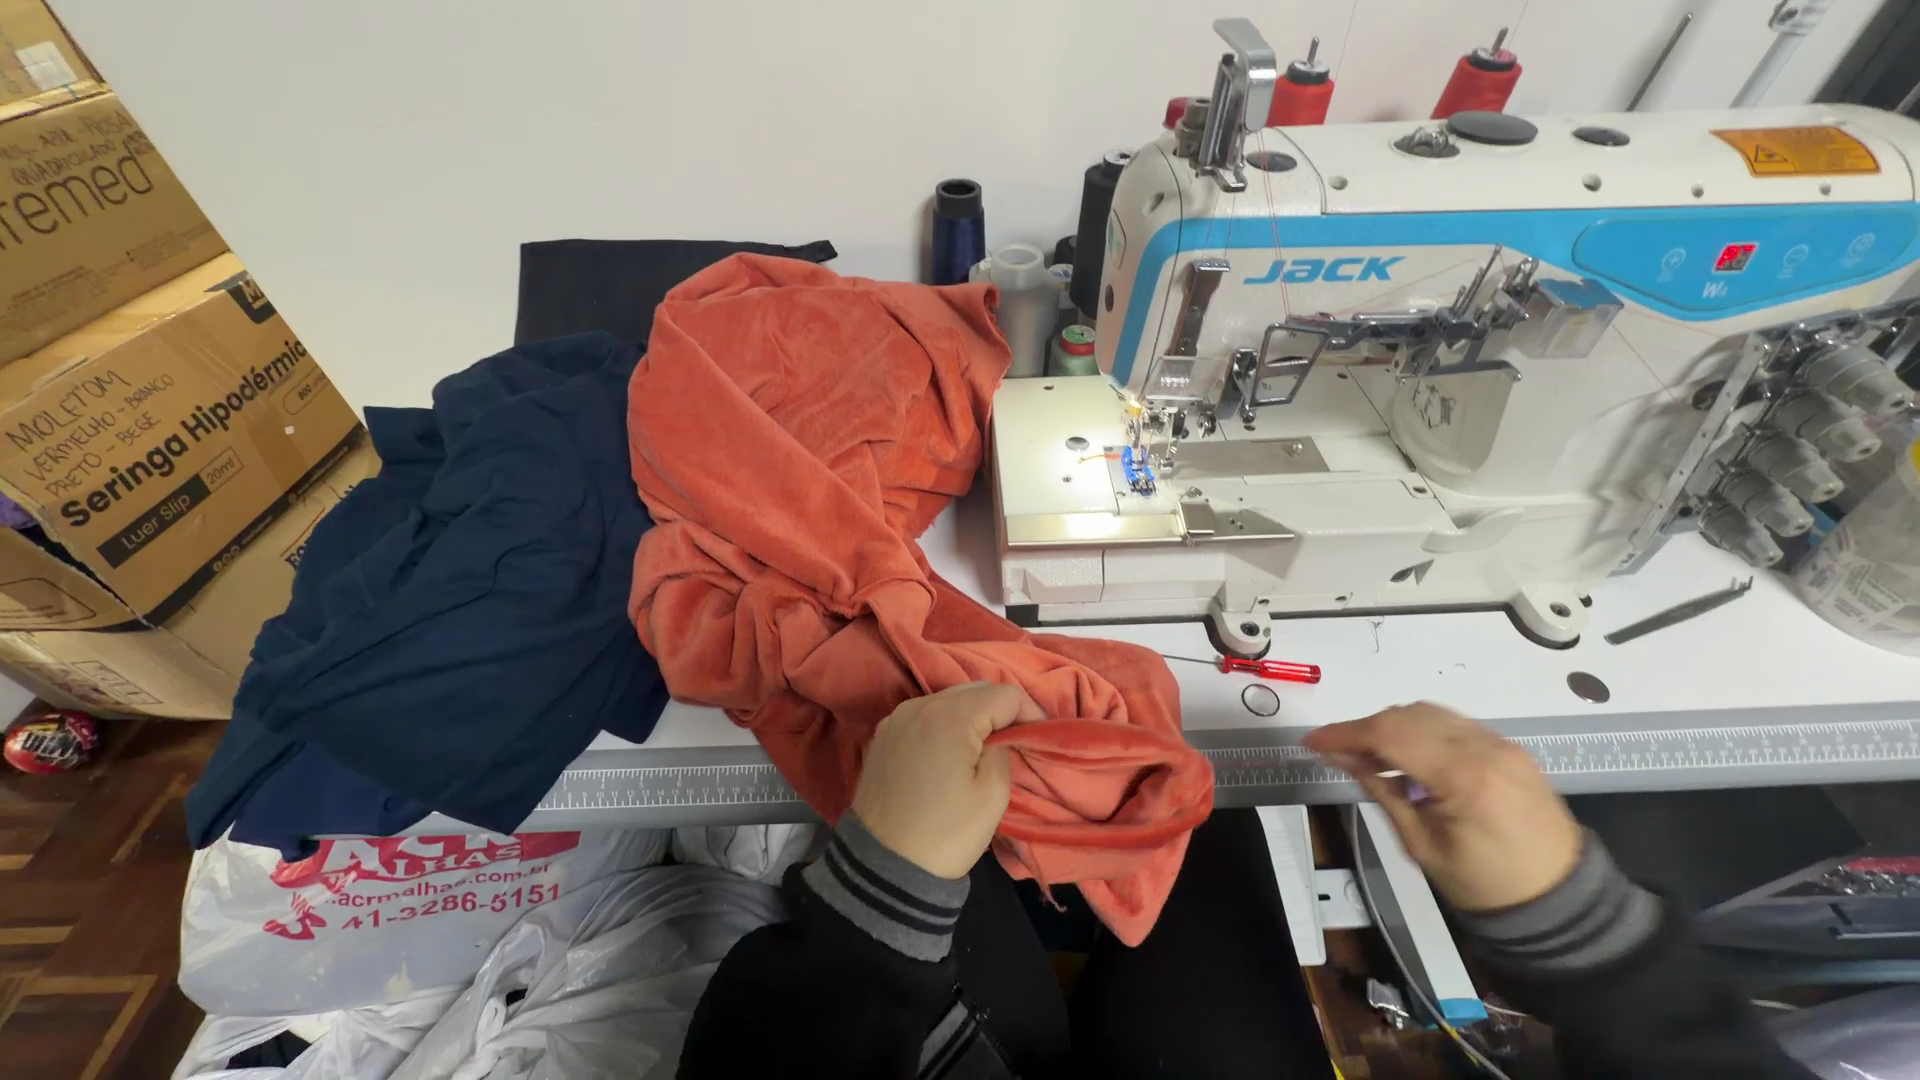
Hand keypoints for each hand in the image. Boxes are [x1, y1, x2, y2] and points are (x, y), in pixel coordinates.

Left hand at [851, 682, 1043, 878]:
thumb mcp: (993, 795)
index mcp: (950, 716)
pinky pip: (925, 713)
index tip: (1039, 738)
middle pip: (976, 689)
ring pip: (949, 698)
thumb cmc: (945, 834)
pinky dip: (946, 722)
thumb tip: (1002, 736)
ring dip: (973, 714)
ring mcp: (897, 717)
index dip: (1030, 712)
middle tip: (1018, 740)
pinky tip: (953, 749)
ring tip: (987, 745)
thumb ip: (1005, 750)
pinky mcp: (884, 734)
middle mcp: (920, 705)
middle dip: (1002, 709)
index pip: (1005, 694)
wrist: (882, 867)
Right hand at [1303, 703, 1582, 911]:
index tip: (1311, 742)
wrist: (1562, 903)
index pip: (1389, 735)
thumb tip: (1341, 755)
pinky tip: (1405, 754)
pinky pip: (1451, 722)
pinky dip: (1418, 729)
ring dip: (1390, 725)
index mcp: (1464, 778)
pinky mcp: (1509, 747)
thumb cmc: (1484, 885)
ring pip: (1427, 712)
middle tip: (1335, 751)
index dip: (1344, 733)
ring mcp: (1501, 744)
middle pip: (1406, 716)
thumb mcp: (1421, 844)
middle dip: (1363, 728)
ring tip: (1369, 754)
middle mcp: (1485, 748)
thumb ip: (1381, 789)